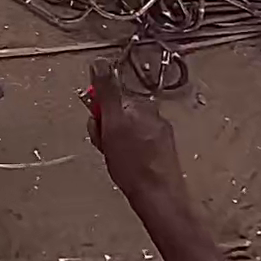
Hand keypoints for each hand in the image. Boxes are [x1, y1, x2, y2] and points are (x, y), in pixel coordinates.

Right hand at [87, 58, 190, 213]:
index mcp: (142, 107)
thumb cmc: (133, 162)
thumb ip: (106, 92)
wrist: (159, 198)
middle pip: (117, 115)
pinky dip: (126, 153)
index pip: (111, 98)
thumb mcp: (112, 123)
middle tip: (106, 146)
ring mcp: (159, 136)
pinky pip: (135, 145)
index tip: (99, 126)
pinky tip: (125, 166)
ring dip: (114, 142)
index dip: (100, 113)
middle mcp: (153, 117)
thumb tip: (100, 61)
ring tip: (115, 158)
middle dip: (106, 129)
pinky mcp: (161, 154)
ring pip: (124, 132)